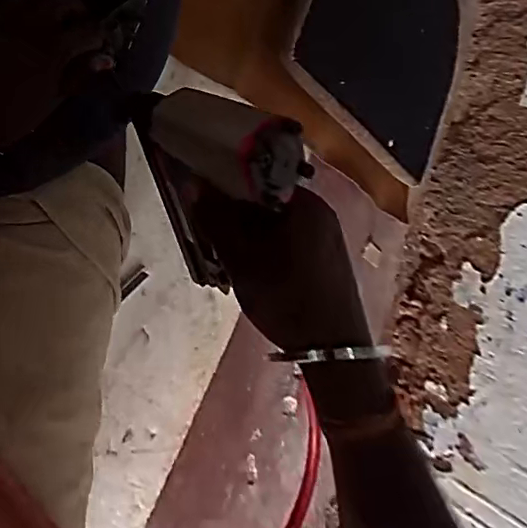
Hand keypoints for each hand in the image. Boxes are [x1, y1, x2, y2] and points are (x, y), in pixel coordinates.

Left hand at [0, 0, 113, 150]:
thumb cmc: (14, 116)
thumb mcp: (53, 98)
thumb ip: (78, 73)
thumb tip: (103, 59)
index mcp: (55, 45)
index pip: (90, 28)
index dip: (98, 35)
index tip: (96, 42)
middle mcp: (32, 22)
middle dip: (74, 7)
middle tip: (73, 21)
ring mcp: (2, 16)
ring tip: (37, 13)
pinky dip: (4, 5)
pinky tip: (7, 19)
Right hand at [193, 187, 371, 354]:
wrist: (333, 352)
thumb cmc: (286, 300)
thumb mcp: (241, 260)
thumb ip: (216, 219)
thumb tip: (193, 184)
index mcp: (304, 202)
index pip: (256, 175)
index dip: (226, 182)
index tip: (204, 195)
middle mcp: (319, 210)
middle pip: (265, 197)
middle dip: (235, 211)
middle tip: (211, 228)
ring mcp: (326, 233)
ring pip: (275, 219)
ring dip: (249, 230)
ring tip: (227, 250)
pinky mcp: (326, 254)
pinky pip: (288, 235)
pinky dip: (266, 243)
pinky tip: (251, 264)